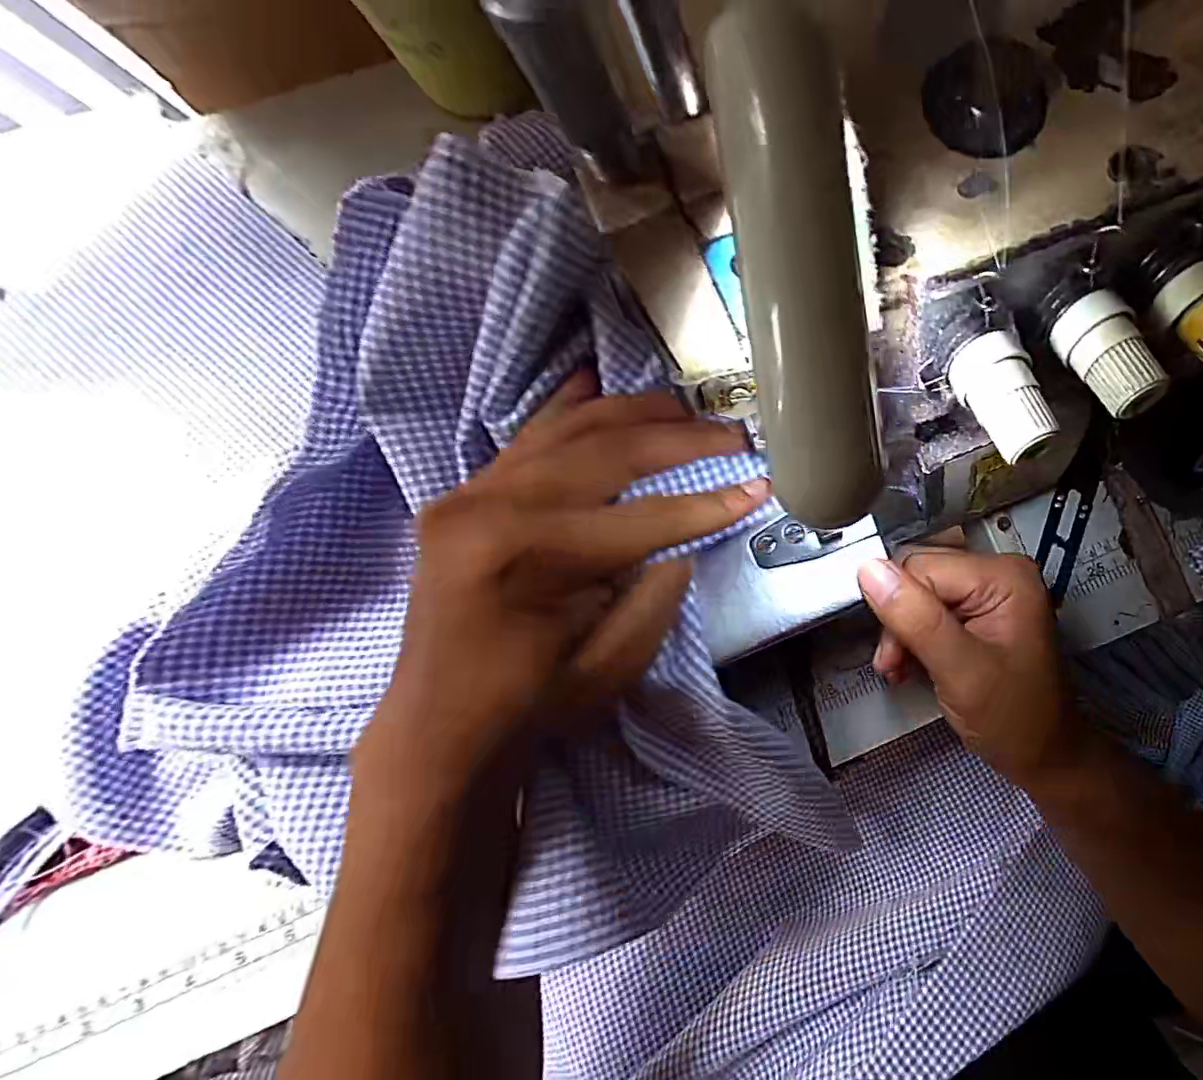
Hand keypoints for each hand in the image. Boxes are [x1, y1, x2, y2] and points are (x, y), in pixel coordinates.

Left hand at [361, 370, 770, 790]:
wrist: (441, 724)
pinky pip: (526, 437)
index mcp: (530, 558)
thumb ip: (657, 593)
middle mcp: (493, 508)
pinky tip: (593, 379)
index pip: (644, 518)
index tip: (761, 486)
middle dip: (681, 440)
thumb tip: (682, 540)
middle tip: (734, 435)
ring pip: (569, 430)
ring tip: (686, 410)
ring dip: (635, 413)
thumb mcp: (613, 663)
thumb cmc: (532, 702)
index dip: (709, 504)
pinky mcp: (467, 495)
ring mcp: (472, 494)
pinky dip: (567, 408)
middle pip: (608, 453)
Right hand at [857, 550, 1091, 786]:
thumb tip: (871, 572)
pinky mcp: (980, 611)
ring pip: (918, 594)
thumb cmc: (1017, 721)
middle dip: (899, 622)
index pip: (921, 567)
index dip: (897, 608)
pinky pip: (930, 609)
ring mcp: (990, 593)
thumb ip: (917, 619)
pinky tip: (915, 662)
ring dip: (903, 633)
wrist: (1044, 755)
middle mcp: (998, 574)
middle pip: (918, 577)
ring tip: (905, 668)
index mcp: (1004, 576)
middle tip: (898, 664)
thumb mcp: (961, 671)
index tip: (894, 654)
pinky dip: (915, 637)